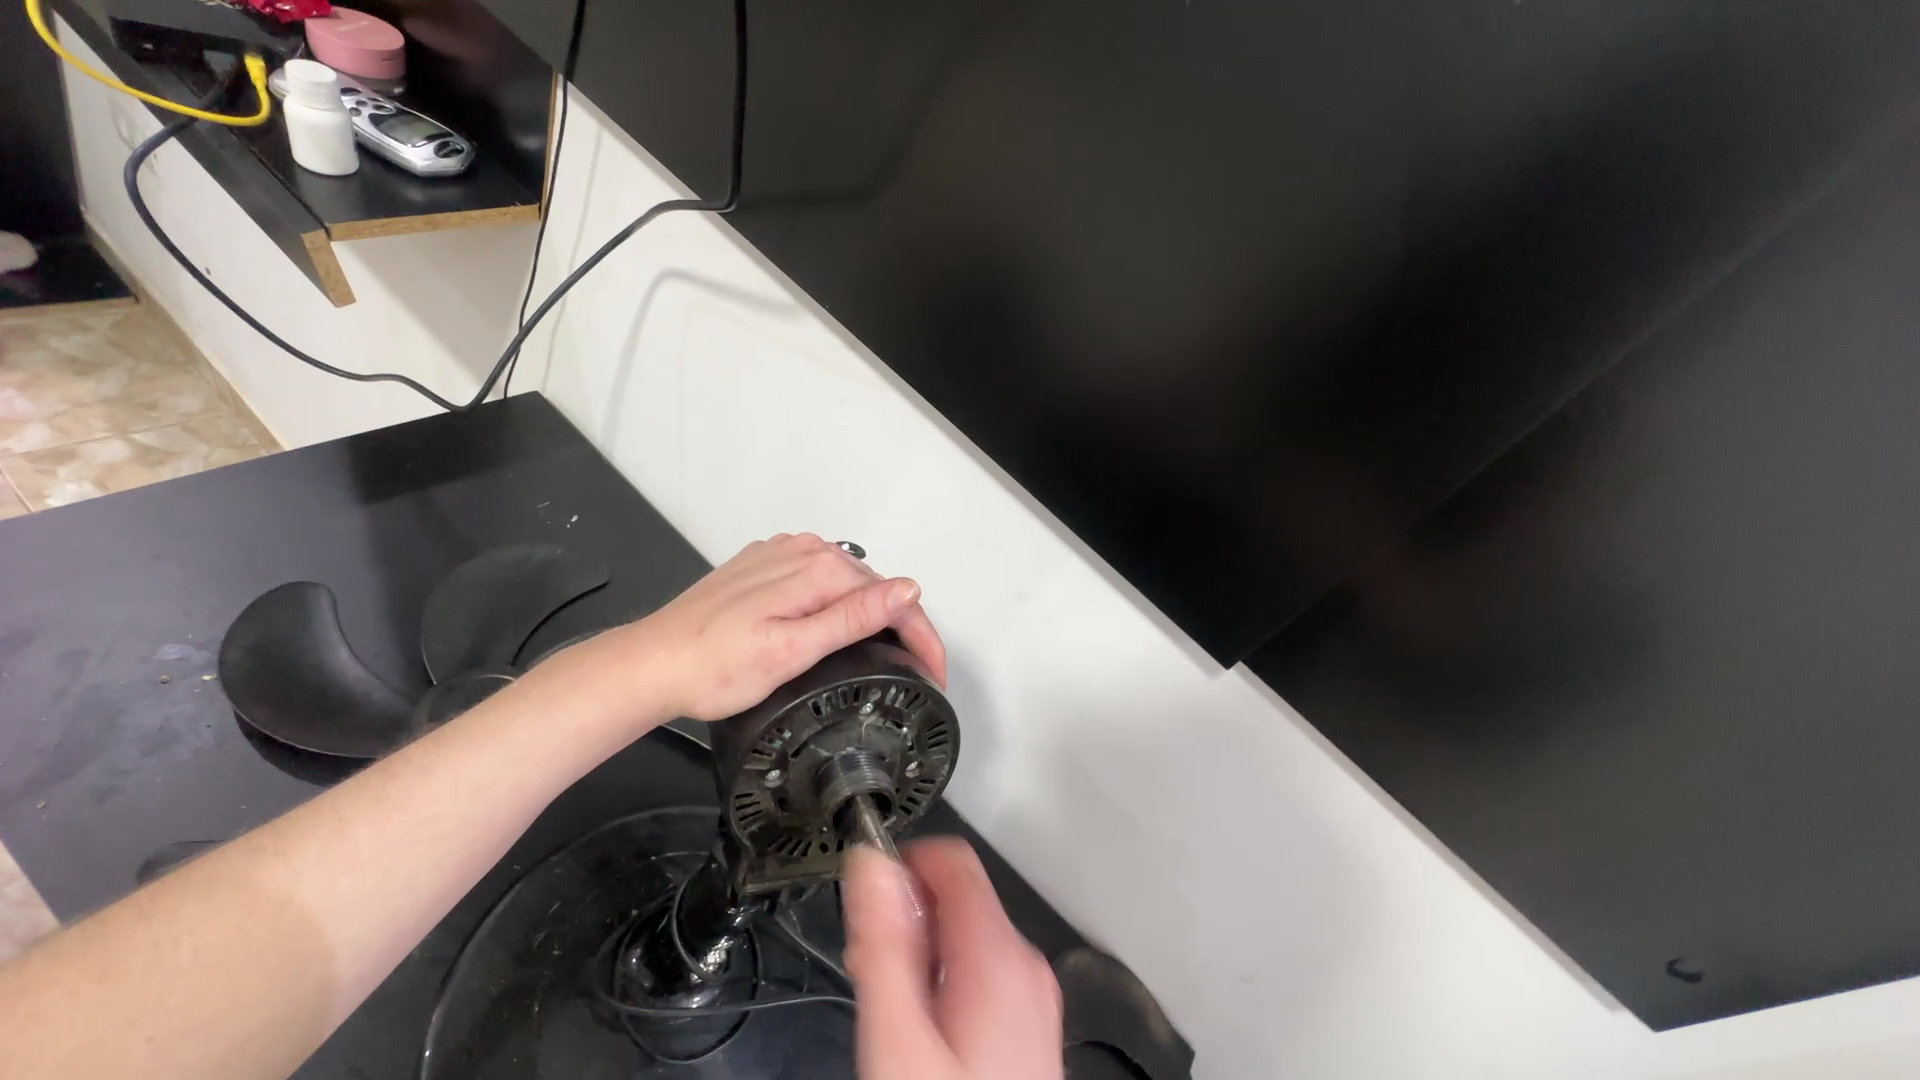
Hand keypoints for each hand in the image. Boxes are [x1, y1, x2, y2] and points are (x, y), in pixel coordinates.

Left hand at [560, 533, 946, 727]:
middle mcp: (803, 550)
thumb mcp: (794, 650)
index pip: (893, 597)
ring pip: (847, 580)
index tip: (934, 674)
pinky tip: (836, 624)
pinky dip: (838, 601)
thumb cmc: (715, 668)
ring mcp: (781, 555)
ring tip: (887, 652)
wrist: (654, 663)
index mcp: (818, 570)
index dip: (922, 637)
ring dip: (872, 611)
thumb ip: (853, 616)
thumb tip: (907, 590)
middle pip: (874, 585)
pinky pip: (817, 577)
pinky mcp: (763, 566)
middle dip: (902, 624)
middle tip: (917, 670)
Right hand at [843, 840, 1063, 1079]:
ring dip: (923, 953)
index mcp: (998, 955)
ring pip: (967, 934)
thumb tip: (870, 866)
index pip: (952, 859)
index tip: (869, 901)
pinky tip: (925, 1032)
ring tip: (895, 1012)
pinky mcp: (1028, 1021)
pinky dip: (946, 978)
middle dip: (908, 920)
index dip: (903, 865)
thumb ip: (882, 944)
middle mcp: (1025, 965)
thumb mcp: (898, 1038)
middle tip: (874, 972)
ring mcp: (1033, 994)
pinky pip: (982, 970)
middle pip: (958, 897)